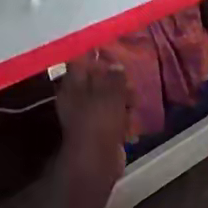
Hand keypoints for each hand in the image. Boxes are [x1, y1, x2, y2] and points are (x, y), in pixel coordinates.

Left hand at [54, 53, 130, 183]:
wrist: (95, 162)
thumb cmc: (99, 122)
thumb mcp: (110, 94)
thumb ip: (115, 77)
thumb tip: (116, 65)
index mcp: (73, 85)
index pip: (81, 60)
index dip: (95, 51)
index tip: (112, 44)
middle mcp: (77, 97)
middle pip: (97, 79)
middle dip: (115, 79)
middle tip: (129, 78)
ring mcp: (88, 115)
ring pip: (108, 98)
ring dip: (123, 98)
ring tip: (134, 102)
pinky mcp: (99, 130)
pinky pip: (113, 116)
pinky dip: (123, 117)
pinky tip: (132, 121)